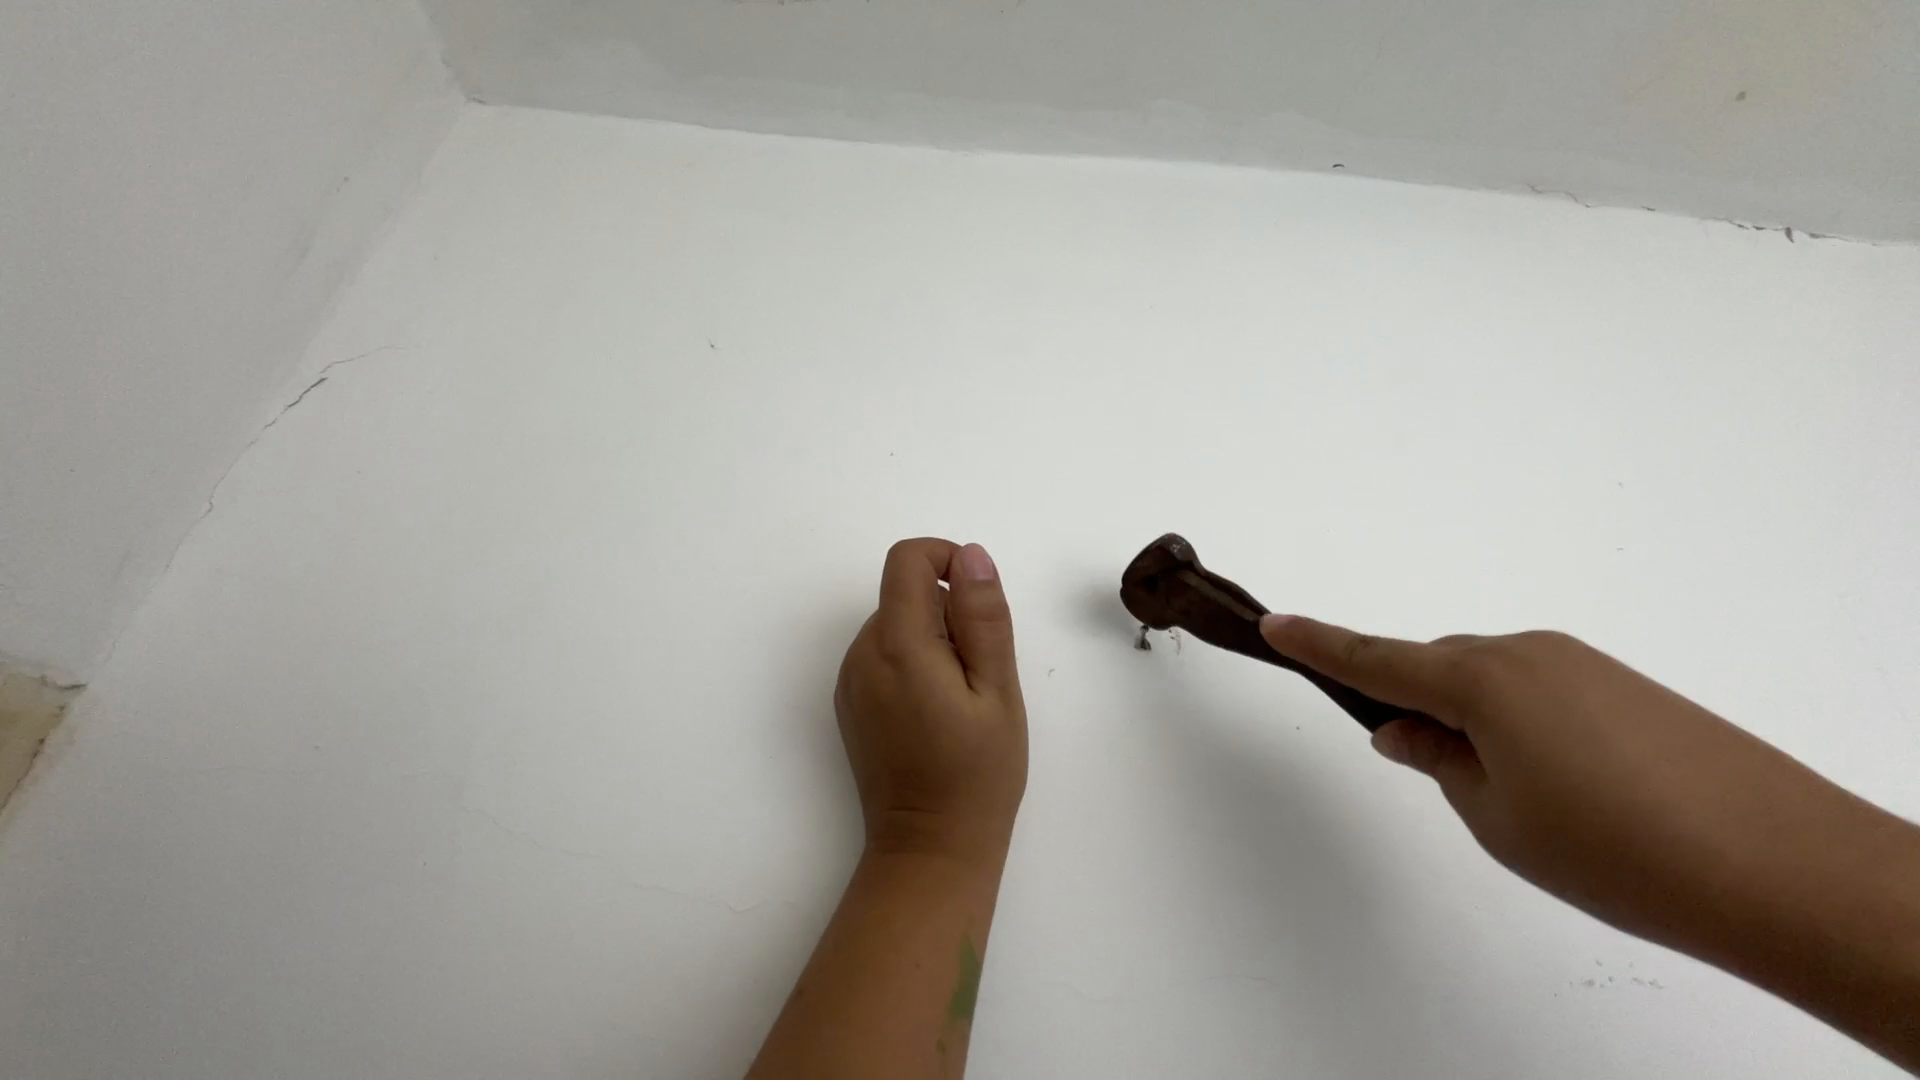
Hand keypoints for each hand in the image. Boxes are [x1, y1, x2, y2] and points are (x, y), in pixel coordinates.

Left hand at [835, 539, 1027, 862]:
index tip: (979, 601)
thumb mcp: (997, 690)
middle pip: (904, 594)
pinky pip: (884, 655)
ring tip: (961, 698)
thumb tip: (971, 554)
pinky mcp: (850, 703)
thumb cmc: (977, 773)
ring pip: (896, 624)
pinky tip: (936, 712)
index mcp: (897, 644)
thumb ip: (983, 617)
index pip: (907, 559)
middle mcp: (861, 654)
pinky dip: (914, 662)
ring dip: (933, 639)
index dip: (947, 560)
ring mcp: (850, 680)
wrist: (930, 849)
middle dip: (948, 612)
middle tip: (980, 673)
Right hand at [1262, 617, 1919, 1068]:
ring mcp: (1583, 664)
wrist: (1798, 874)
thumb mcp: (1495, 817)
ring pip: (1490, 681)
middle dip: (1414, 703)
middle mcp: (1526, 653)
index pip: (1374, 658)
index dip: (1318, 643)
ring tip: (1514, 796)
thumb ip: (1436, 762)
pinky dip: (1520, 723)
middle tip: (1422, 765)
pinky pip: (1539, 690)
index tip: (1274, 621)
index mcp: (1480, 680)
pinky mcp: (1627, 686)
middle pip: (1437, 666)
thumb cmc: (1615, 850)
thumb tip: (1406, 731)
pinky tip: (1566, 785)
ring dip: (1472, 719)